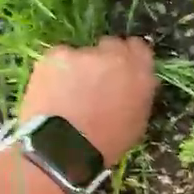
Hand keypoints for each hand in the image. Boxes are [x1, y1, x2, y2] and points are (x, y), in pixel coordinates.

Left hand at [18, 37, 157, 162]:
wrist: (63, 149)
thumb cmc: (106, 143)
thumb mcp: (137, 121)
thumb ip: (139, 92)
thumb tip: (133, 81)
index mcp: (140, 74)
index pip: (140, 48)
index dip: (130, 57)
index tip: (121, 69)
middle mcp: (115, 56)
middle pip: (111, 45)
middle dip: (105, 59)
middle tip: (94, 81)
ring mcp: (84, 53)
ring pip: (82, 53)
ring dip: (79, 67)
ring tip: (68, 93)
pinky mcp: (56, 55)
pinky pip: (59, 58)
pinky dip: (56, 71)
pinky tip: (52, 91)